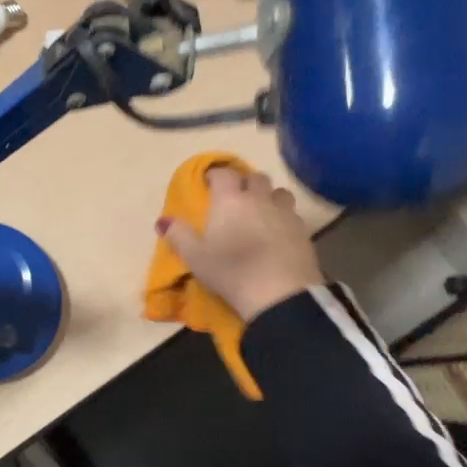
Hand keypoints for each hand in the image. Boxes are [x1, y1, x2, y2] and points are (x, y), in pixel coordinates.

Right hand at [157, 166, 323, 323]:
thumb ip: (178, 235)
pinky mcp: (303, 230)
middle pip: (256, 177)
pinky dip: (283, 216)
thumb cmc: (230, 271)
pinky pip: (292, 213)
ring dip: (268, 196)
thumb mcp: (195, 257)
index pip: (223, 174)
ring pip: (279, 192)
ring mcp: (285, 213)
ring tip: (260, 211)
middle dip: (244, 181)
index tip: (208, 183)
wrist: (280, 292)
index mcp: (229, 201)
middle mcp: (259, 199)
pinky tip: (277, 232)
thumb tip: (163, 220)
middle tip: (235, 196)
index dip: (215, 175)